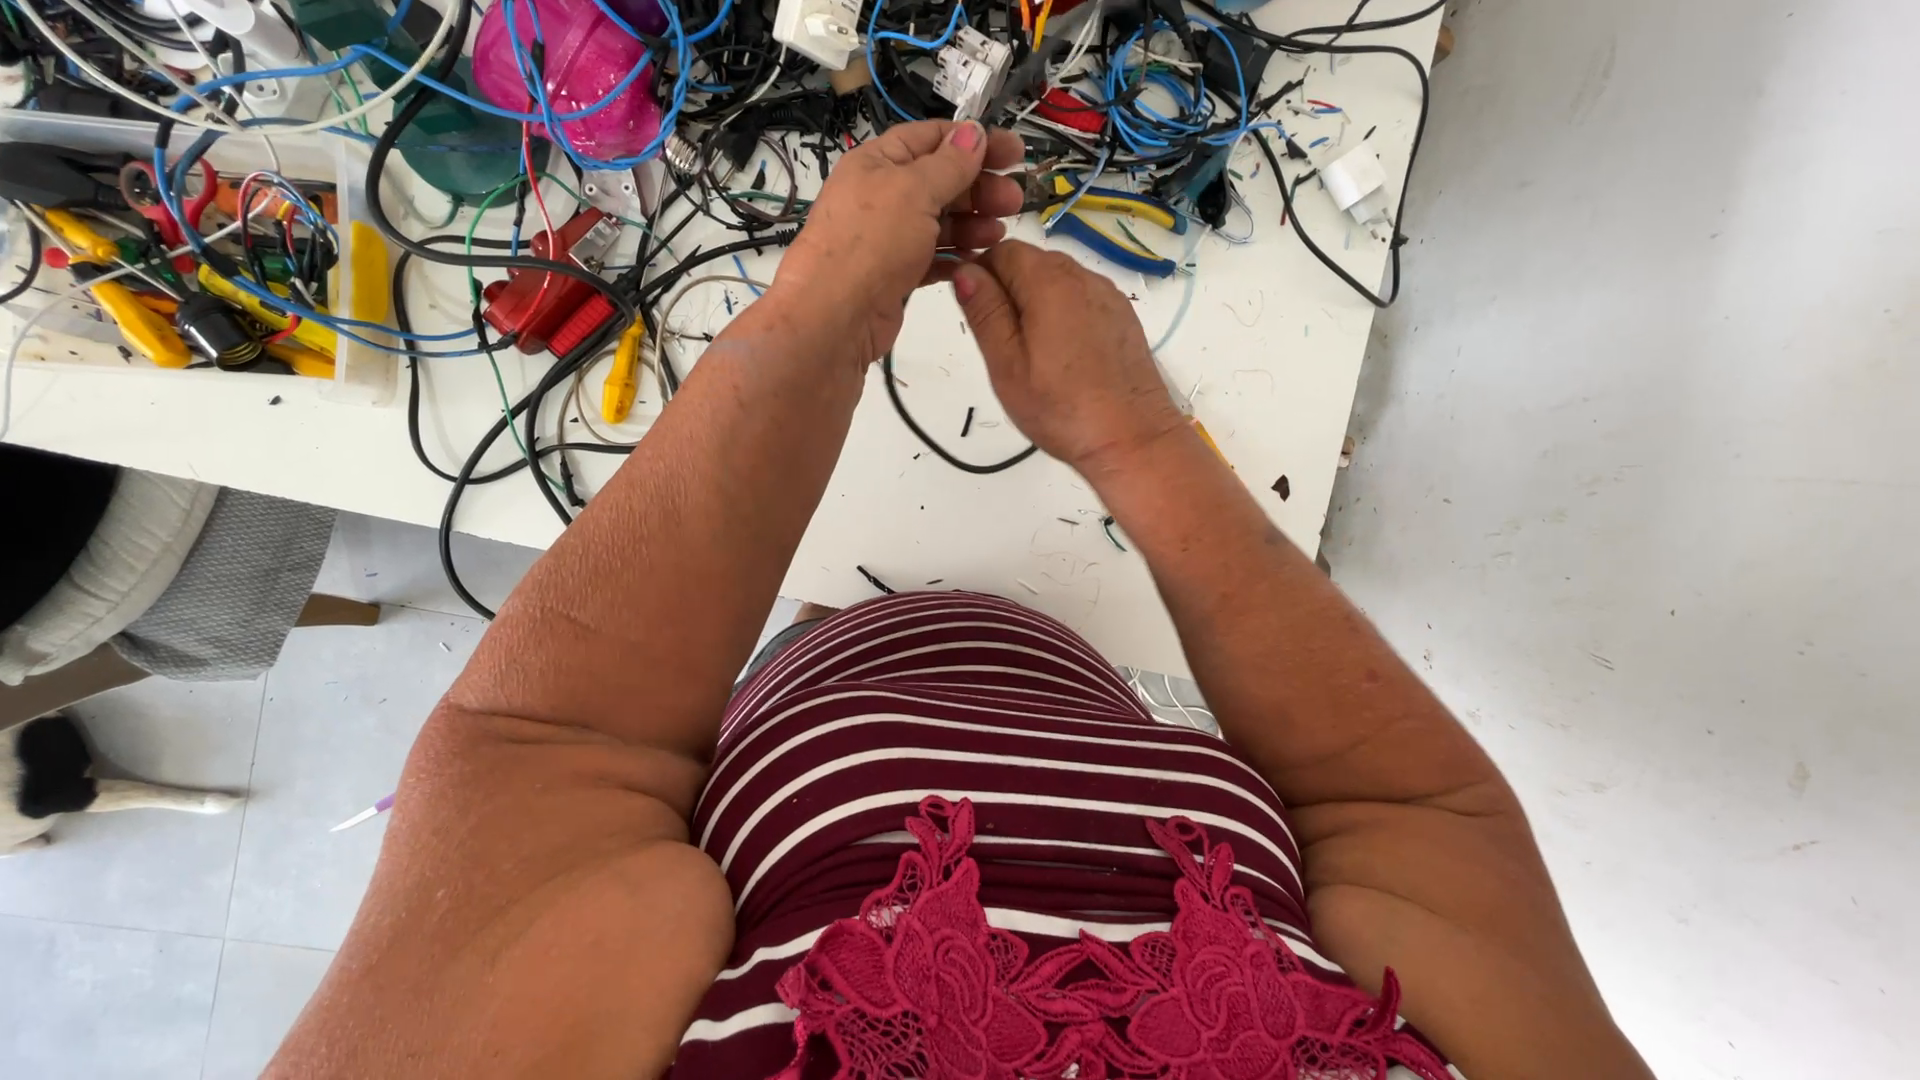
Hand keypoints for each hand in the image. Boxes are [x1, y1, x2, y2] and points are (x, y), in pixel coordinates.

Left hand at [770, 120, 1025, 366]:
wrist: (835, 316)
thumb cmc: (870, 243)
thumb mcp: (914, 190)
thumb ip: (949, 163)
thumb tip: (973, 132)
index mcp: (877, 163)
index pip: (931, 138)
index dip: (973, 142)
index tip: (1013, 152)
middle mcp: (881, 197)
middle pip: (940, 182)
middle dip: (979, 188)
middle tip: (1015, 199)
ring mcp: (887, 239)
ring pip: (938, 223)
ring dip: (972, 224)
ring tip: (1000, 232)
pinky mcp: (895, 276)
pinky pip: (932, 258)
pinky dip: (955, 256)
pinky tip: (978, 258)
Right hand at [953, 240, 1187, 474]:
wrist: (1133, 438)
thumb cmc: (1062, 408)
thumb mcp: (1007, 365)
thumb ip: (985, 312)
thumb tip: (964, 270)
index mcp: (1049, 282)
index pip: (1003, 251)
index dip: (982, 276)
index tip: (979, 318)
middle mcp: (1083, 277)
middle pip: (1033, 262)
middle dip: (1010, 290)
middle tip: (1004, 345)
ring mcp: (1109, 296)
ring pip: (1059, 281)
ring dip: (1037, 303)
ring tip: (1034, 354)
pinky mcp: (1123, 318)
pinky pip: (1083, 300)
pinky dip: (1065, 314)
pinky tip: (1065, 356)